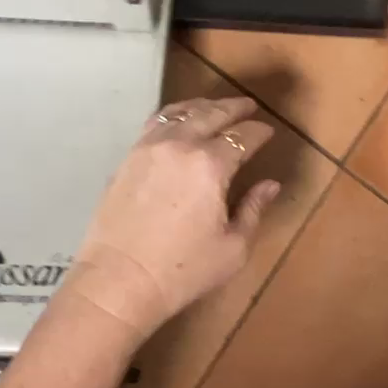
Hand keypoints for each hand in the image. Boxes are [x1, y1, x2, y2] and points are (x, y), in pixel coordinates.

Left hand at [63, 97, 280, 338]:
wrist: (117, 281)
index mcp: (211, 165)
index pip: (243, 137)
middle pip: (214, 113)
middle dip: (236, 108)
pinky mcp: (130, 154)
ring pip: (183, 111)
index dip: (260, 132)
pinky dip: (176, 114)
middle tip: (250, 106)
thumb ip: (253, 210)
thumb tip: (270, 184)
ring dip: (205, 106)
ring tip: (217, 108)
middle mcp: (182, 145)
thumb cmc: (181, 272)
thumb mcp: (232, 249)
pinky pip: (158, 121)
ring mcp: (151, 145)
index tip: (269, 132)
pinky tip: (182, 120)